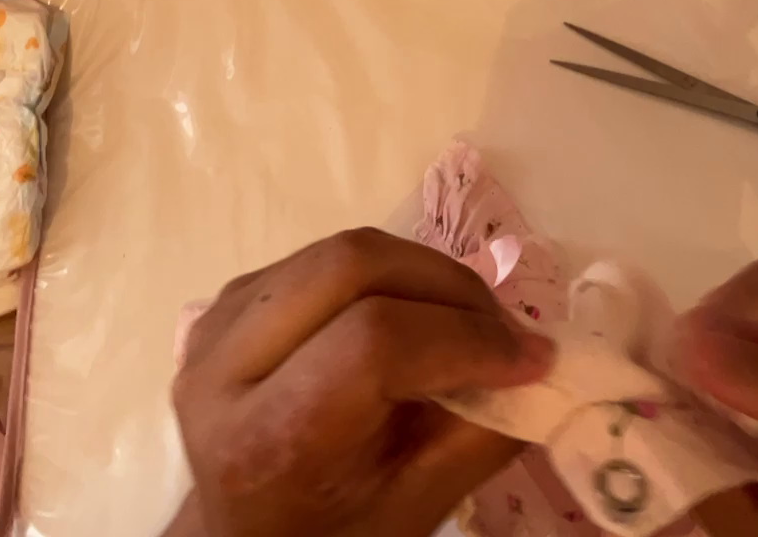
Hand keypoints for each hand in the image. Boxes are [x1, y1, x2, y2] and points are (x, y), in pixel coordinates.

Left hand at [165, 228, 555, 536]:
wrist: (239, 529)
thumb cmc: (326, 535)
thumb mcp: (407, 515)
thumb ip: (476, 438)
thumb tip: (535, 363)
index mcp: (261, 438)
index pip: (370, 344)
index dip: (462, 339)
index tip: (530, 359)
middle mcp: (223, 359)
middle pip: (353, 266)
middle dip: (449, 285)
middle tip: (503, 329)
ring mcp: (222, 314)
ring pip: (345, 248)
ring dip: (424, 272)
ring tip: (469, 319)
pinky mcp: (237, 291)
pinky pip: (330, 255)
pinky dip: (391, 273)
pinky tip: (417, 311)